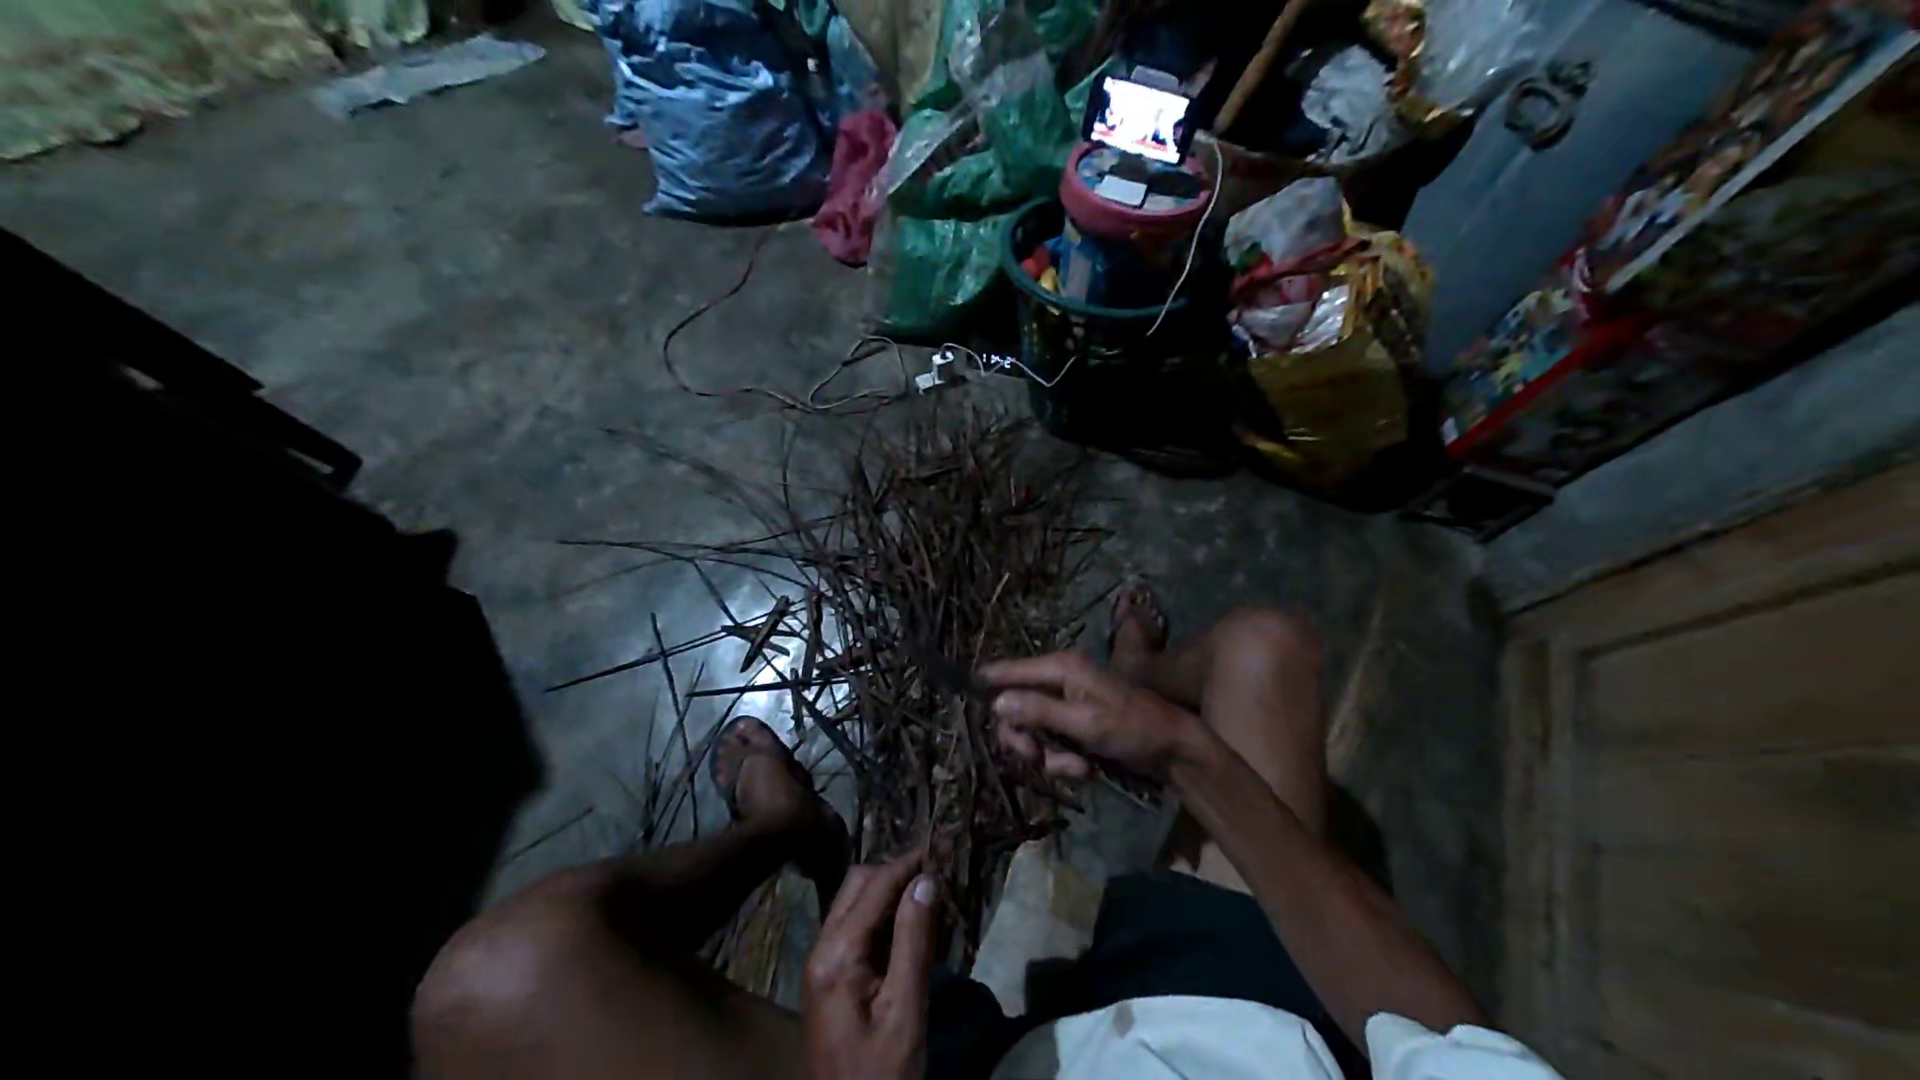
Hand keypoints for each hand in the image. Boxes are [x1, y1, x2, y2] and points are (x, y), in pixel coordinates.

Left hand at [803, 852, 937, 1079]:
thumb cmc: (883, 1073)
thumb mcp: (906, 1010)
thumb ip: (914, 941)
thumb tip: (925, 880)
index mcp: (836, 955)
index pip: (874, 887)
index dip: (907, 864)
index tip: (937, 847)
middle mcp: (821, 949)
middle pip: (857, 885)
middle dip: (894, 871)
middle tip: (933, 871)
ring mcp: (821, 963)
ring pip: (853, 902)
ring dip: (887, 890)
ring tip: (925, 891)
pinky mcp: (829, 977)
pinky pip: (854, 926)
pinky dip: (880, 913)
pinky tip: (907, 922)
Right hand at [980, 651, 1200, 777]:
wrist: (1172, 752)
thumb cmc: (1132, 728)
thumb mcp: (1084, 722)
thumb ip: (1039, 712)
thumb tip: (996, 703)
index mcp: (1060, 668)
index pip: (1007, 671)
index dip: (986, 687)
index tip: (967, 706)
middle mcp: (1057, 682)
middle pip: (1013, 708)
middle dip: (1023, 738)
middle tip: (1035, 756)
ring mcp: (1064, 707)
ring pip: (1030, 733)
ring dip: (1048, 756)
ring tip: (1076, 767)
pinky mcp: (1071, 729)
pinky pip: (1049, 746)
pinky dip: (1062, 761)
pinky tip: (1085, 768)